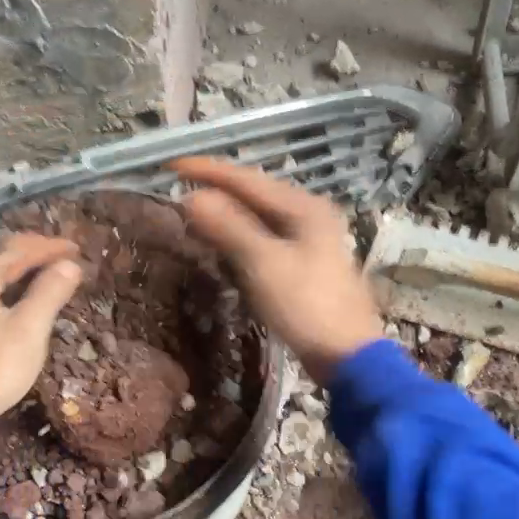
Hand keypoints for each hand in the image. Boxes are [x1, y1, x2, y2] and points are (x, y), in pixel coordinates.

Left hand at [0, 233, 82, 462]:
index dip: (47, 248)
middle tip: (56, 257)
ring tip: (35, 277)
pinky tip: (6, 306)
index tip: (75, 249)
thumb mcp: (29, 329)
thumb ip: (49, 292)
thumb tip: (68, 265)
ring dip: (11, 276)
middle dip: (27, 257)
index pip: (14, 252)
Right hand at [173, 157, 384, 381]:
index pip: (246, 179)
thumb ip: (228, 228)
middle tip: (176, 191)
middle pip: (253, 195)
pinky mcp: (303, 267)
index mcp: (303, 207)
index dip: (207, 170)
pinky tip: (221, 246)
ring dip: (225, 216)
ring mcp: (308, 242)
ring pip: (258, 219)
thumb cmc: (307, 306)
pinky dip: (238, 239)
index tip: (170, 164)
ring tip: (191, 216)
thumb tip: (192, 198)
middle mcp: (308, 216)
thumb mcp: (264, 264)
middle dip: (215, 192)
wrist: (347, 354)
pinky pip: (263, 241)